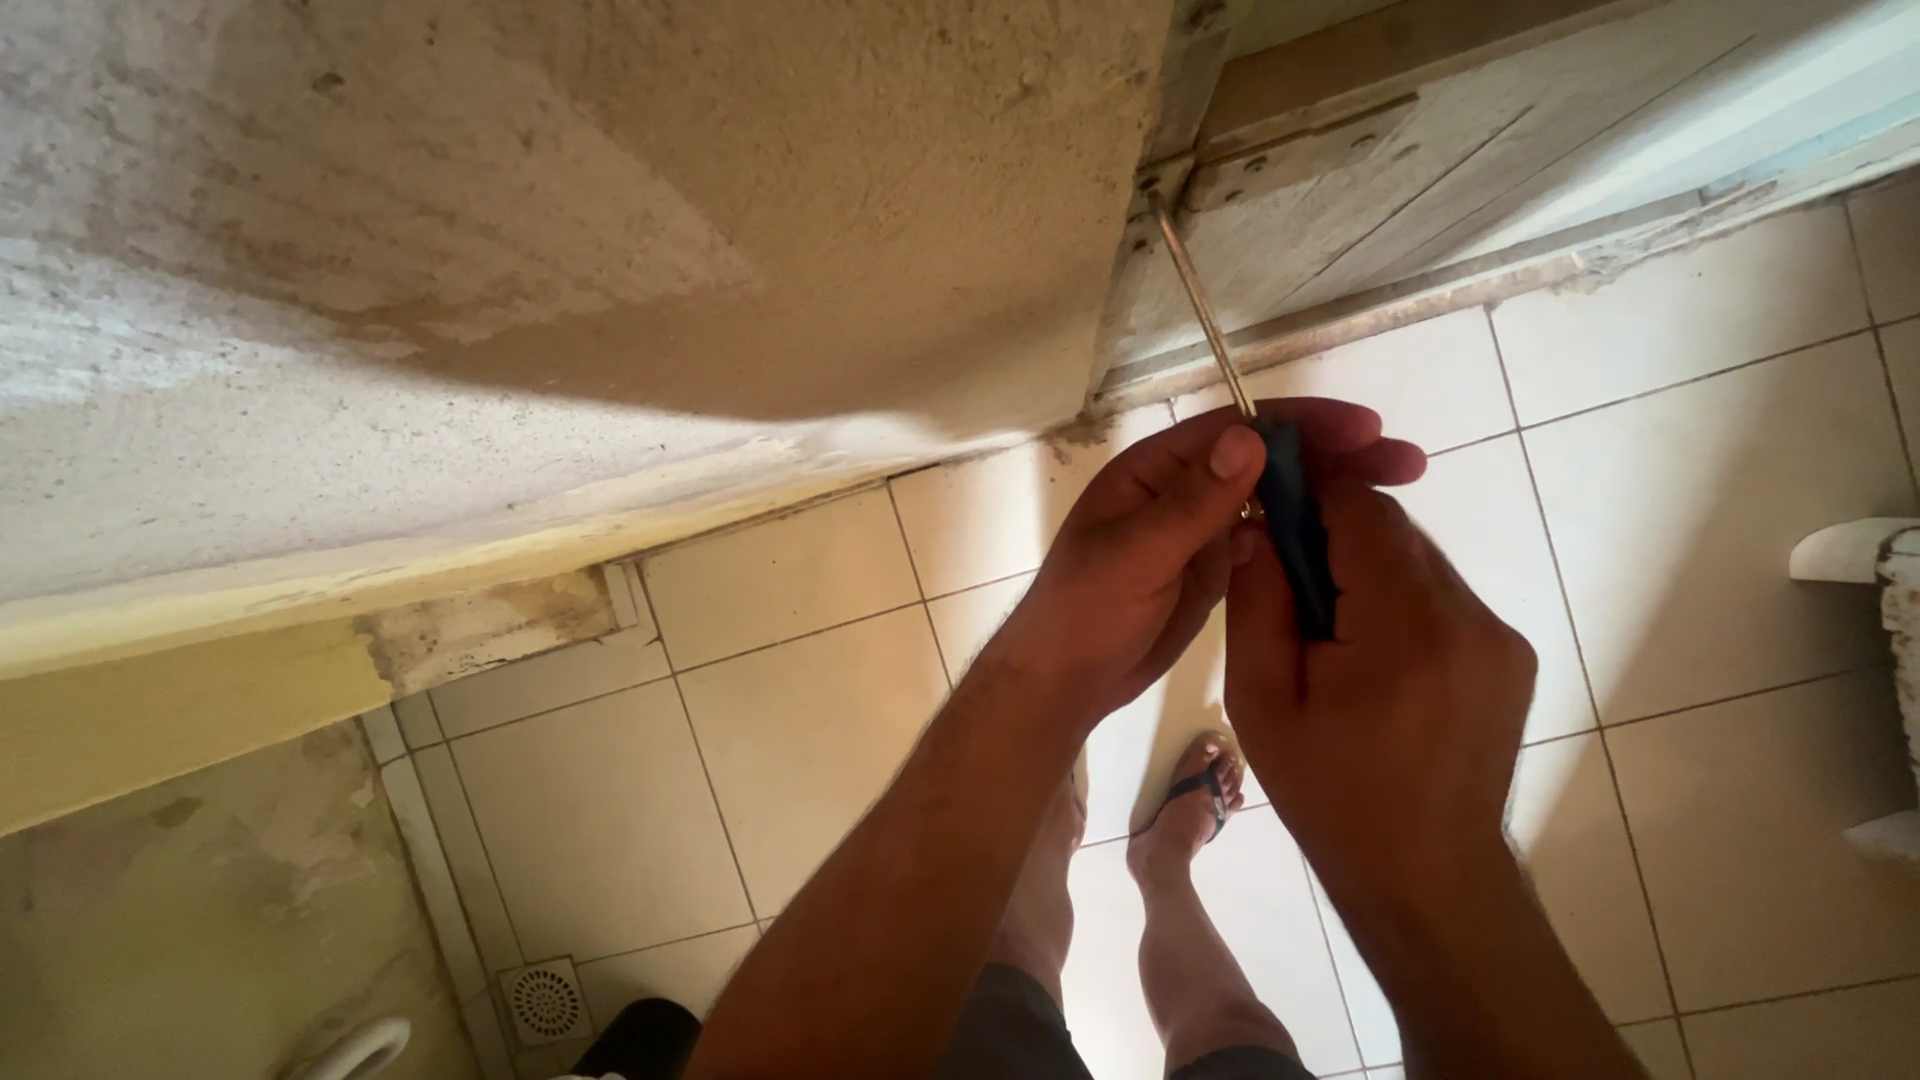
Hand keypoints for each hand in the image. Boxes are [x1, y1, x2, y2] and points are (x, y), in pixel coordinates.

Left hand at [974, 400, 1424, 729]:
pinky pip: (1266, 541)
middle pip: (1262, 460)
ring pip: (1270, 499)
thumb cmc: (1084, 611)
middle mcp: (1179, 491)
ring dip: (1326, 494)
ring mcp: (1198, 530)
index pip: (1233, 431)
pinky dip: (1304, 536)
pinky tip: (1349, 541)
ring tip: (1395, 493)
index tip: (1365, 430)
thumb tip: (1250, 438)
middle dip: (1330, 456)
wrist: (1066, 678)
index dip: (1299, 425)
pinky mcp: (1213, 568)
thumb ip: (1192, 503)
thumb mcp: (1134, 555)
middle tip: (1406, 462)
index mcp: (1152, 472)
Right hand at [1224, 484, 1536, 894]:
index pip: (1363, 511)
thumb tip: (1254, 527)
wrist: (1424, 874)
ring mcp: (1500, 638)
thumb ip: (1257, 602)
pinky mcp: (1509, 655)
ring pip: (1416, 561)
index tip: (1266, 505)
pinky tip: (1365, 653)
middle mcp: (1471, 620)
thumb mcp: (1261, 699)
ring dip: (1362, 570)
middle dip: (1331, 536)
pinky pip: (1438, 596)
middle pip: (1393, 531)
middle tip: (1282, 581)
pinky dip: (1393, 600)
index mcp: (1406, 630)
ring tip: (1322, 630)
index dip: (1311, 492)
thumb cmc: (1327, 791)